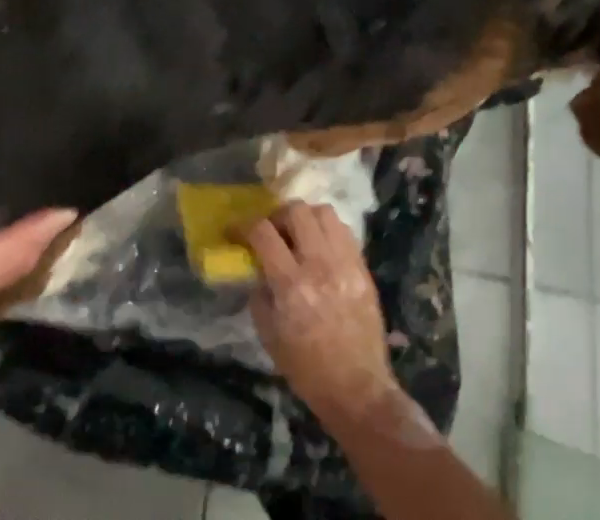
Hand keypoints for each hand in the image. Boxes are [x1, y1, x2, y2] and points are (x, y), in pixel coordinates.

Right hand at [240, 202, 412, 425]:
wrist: (357, 388)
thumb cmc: (305, 368)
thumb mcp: (267, 332)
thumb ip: (259, 292)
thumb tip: (258, 267)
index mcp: (291, 284)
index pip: (263, 232)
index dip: (243, 226)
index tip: (235, 232)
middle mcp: (320, 265)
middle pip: (297, 210)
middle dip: (277, 216)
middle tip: (272, 232)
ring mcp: (347, 265)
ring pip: (326, 213)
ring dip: (306, 219)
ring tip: (298, 237)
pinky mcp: (364, 271)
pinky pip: (345, 233)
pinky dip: (328, 232)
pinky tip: (321, 250)